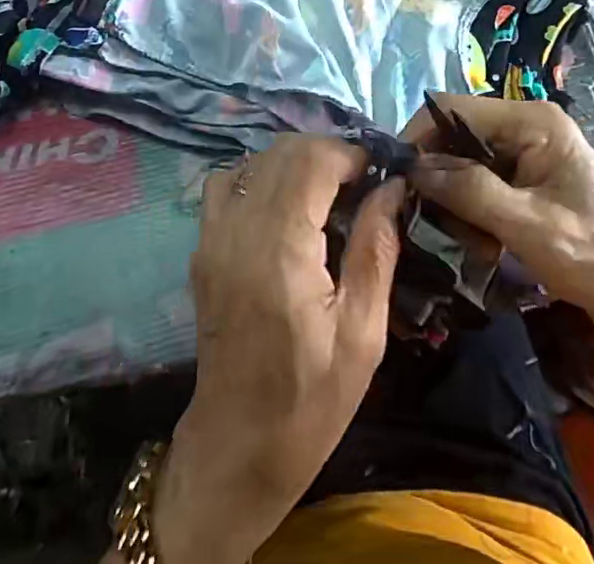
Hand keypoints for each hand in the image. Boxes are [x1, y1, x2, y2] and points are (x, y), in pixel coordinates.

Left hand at [151, 136, 403, 563]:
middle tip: (359, 181)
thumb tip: (393, 188)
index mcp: (280, 250)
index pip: (310, 162)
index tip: (378, 172)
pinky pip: (224, 186)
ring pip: (250, 162)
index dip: (348, 154)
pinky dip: (256, 177)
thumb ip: (377, 248)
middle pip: (279, 153)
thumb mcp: (363, 332)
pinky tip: (282, 204)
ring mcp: (211, 237)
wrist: (238, 441)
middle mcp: (237, 231)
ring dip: (291, 162)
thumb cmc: (312, 398)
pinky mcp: (200, 249)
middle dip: (324, 152)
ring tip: (325, 190)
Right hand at [403, 95, 593, 329]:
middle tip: (424, 215)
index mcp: (533, 122)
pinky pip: (477, 183)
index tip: (396, 178)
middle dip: (434, 174)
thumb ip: (468, 190)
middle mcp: (526, 127)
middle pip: (453, 135)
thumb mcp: (527, 224)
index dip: (417, 137)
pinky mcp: (525, 180)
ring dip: (450, 198)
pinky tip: (476, 240)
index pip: (450, 108)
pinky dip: (466, 209)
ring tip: (456, 235)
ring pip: (461, 162)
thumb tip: (412, 168)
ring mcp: (526, 153)